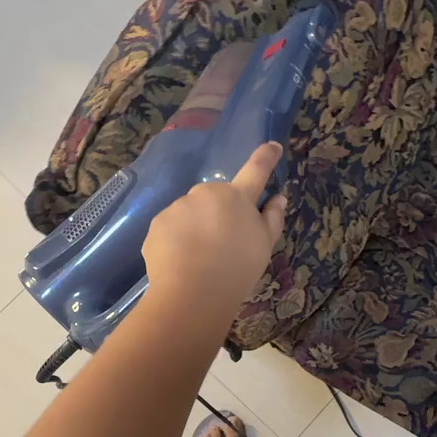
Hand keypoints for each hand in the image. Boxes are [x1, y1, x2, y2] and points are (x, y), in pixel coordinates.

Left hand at [142, 142, 288, 317]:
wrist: (193, 291)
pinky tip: (183, 263)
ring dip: (197, 228)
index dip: (265, 158)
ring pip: (191, 214)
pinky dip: (178, 241)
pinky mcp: (157, 224)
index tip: (272, 145)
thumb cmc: (238, 267)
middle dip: (220, 213)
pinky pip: (172, 229)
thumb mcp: (265, 245)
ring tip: (201, 259)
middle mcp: (206, 194)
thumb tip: (278, 198)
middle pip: (216, 198)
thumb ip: (272, 218)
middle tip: (224, 243)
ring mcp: (178, 207)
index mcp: (237, 197)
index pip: (255, 171)